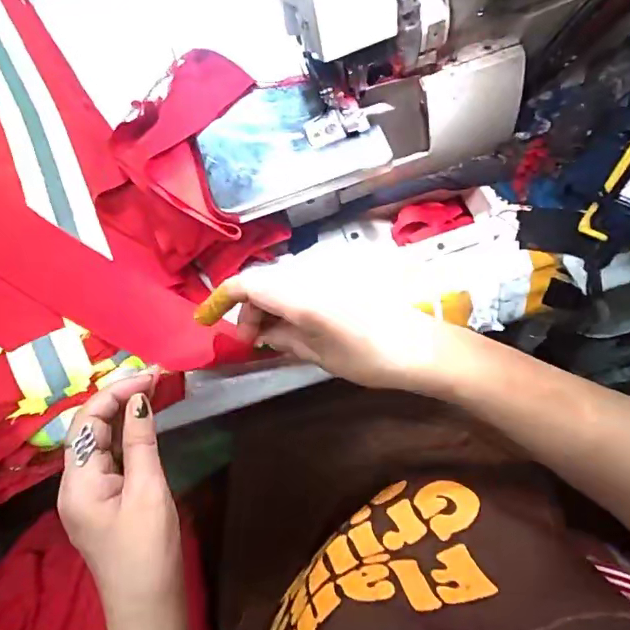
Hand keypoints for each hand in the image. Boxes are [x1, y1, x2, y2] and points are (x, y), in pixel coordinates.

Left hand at [57, 371, 183, 618]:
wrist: (149, 617)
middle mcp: (73, 485)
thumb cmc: (148, 556)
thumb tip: (139, 398)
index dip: (116, 392)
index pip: (87, 420)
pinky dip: (126, 437)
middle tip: (155, 378)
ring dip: (122, 414)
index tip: (152, 375)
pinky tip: (143, 425)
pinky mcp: (102, 504)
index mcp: (76, 483)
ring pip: (99, 442)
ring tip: (152, 391)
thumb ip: (141, 443)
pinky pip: (109, 459)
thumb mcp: (148, 494)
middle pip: (89, 428)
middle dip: (118, 398)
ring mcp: (87, 496)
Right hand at [220, 265, 463, 396]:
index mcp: (298, 293)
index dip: (220, 299)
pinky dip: (287, 302)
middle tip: (249, 341)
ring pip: (281, 282)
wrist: (423, 347)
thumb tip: (259, 333)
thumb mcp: (318, 353)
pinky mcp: (341, 276)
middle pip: (262, 281)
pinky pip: (300, 283)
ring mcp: (326, 272)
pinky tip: (293, 326)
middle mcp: (308, 274)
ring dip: (267, 306)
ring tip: (271, 338)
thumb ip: (281, 337)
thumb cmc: (369, 356)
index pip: (245, 283)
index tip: (205, 320)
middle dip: (247, 309)